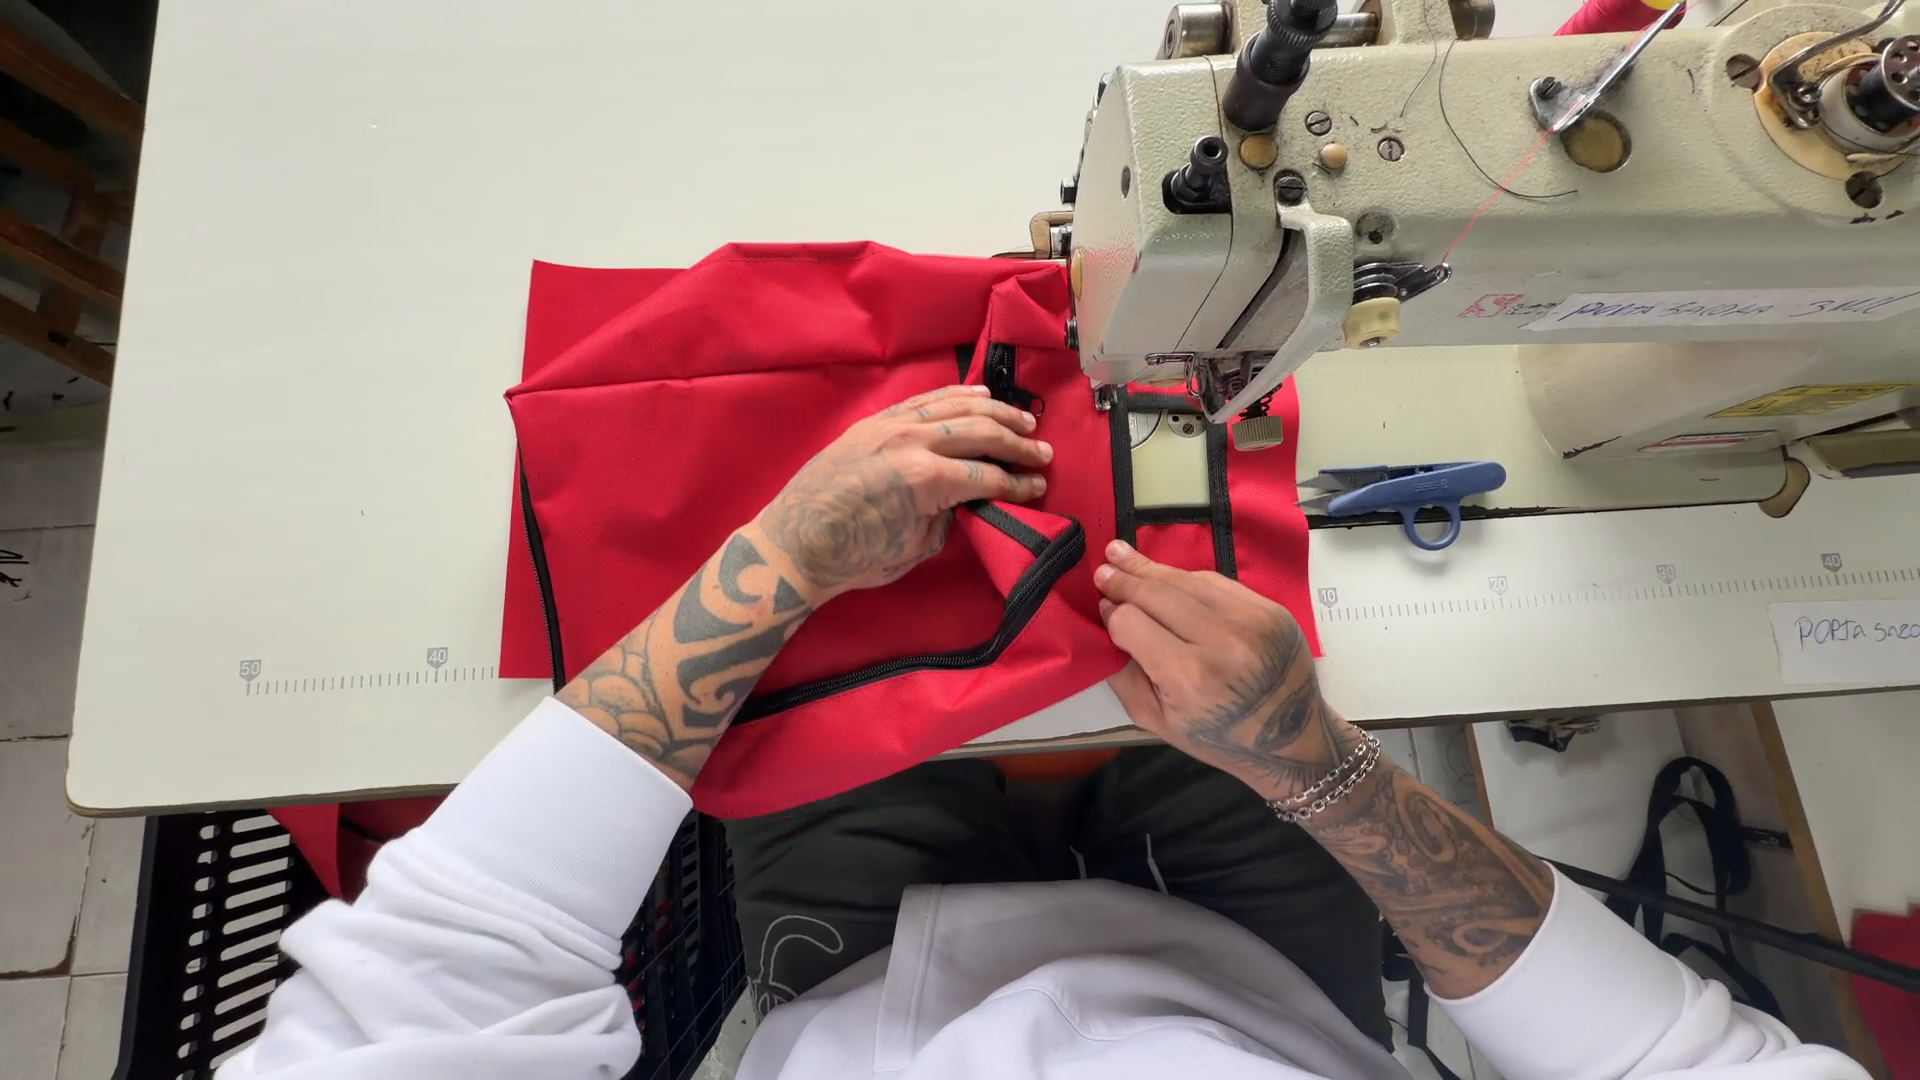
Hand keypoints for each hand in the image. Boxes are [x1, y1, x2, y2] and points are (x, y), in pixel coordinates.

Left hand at [757, 385, 1050, 601]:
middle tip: (1043, 453)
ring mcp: (892, 425)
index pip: (988, 476)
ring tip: (1024, 420)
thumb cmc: (856, 558)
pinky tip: (981, 396)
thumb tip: (970, 495)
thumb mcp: (916, 546)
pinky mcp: (876, 421)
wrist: (797, 543)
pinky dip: (957, 396)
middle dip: (1018, 444)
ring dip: (996, 412)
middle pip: (981, 433)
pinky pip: (926, 400)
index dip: (1019, 483)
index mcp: (926, 480)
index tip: (1039, 486)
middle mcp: (912, 441)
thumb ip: (949, 514)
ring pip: (957, 406)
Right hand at [1094, 539, 1358, 803]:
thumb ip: (1123, 672)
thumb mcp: (1155, 719)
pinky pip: (1215, 580)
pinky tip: (1165, 574)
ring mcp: (1251, 620)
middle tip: (1102, 570)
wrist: (1293, 739)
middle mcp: (1222, 642)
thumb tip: (1105, 623)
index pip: (1131, 622)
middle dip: (1124, 580)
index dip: (1112, 612)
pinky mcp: (1270, 609)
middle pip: (1157, 593)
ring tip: (1121, 554)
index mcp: (1188, 676)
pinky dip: (1185, 577)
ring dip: (1149, 568)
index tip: (1102, 607)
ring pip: (1186, 580)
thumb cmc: (1217, 737)